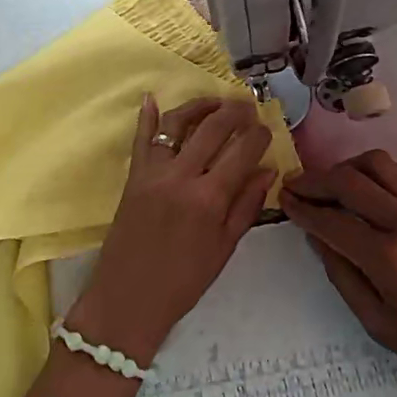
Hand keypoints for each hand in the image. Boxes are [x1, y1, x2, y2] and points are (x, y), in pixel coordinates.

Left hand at [66, 96, 276, 365]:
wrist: (128, 299)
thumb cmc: (184, 281)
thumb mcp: (225, 248)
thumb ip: (247, 205)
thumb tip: (268, 170)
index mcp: (210, 199)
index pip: (242, 152)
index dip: (258, 134)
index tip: (267, 128)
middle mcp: (182, 177)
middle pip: (213, 129)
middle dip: (234, 111)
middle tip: (248, 105)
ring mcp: (153, 173)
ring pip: (177, 124)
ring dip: (198, 106)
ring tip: (216, 101)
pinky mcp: (133, 177)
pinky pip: (141, 140)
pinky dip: (146, 117)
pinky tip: (152, 98)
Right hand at [281, 150, 396, 396]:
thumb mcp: (379, 324)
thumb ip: (343, 275)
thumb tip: (319, 238)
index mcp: (389, 258)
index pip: (332, 220)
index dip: (302, 208)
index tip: (283, 200)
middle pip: (350, 181)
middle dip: (315, 181)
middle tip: (295, 187)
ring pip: (378, 164)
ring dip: (347, 167)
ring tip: (330, 184)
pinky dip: (383, 170)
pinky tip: (372, 187)